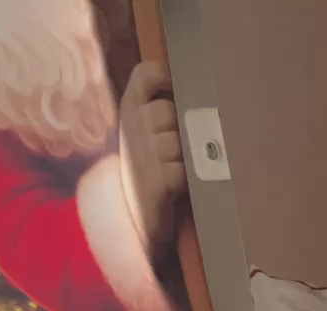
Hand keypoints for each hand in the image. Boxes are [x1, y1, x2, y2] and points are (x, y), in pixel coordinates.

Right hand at [118, 61, 185, 245]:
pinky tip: (184, 187)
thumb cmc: (149, 172)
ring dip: (189, 157)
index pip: (146, 76)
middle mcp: (133, 127)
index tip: (177, 89)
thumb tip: (197, 97)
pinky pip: (187, 170)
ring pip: (181, 141)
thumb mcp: (148, 135)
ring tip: (182, 171)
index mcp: (129, 110)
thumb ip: (162, 112)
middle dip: (183, 130)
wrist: (136, 218)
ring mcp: (144, 154)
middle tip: (179, 152)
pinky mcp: (159, 182)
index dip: (164, 77)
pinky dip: (191, 179)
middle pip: (172, 111)